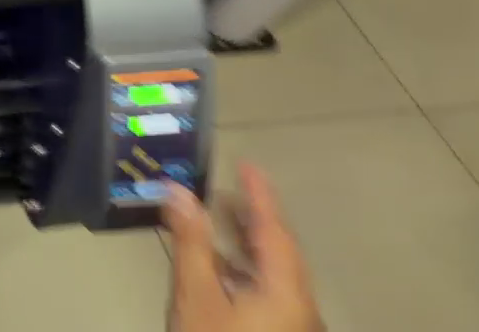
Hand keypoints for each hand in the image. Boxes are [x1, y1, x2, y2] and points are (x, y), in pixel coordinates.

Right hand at [165, 163, 322, 331]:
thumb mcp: (196, 294)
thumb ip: (190, 241)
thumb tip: (179, 190)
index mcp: (286, 292)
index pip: (274, 231)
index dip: (260, 196)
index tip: (247, 164)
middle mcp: (299, 307)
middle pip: (281, 252)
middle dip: (254, 217)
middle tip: (229, 186)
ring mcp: (292, 326)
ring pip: (276, 273)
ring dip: (248, 242)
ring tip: (219, 216)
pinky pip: (269, 290)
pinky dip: (245, 266)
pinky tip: (220, 264)